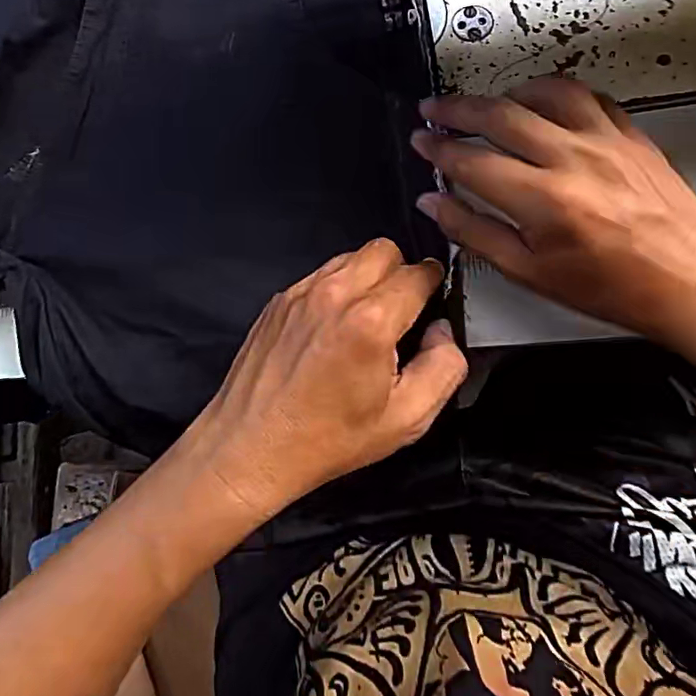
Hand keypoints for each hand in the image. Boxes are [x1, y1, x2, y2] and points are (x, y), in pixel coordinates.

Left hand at [178, 239, 466, 521]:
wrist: (252, 446)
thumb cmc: (329, 438)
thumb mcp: (407, 418)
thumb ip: (443, 367)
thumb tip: (443, 331)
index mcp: (370, 321)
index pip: (418, 274)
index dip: (434, 283)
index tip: (434, 298)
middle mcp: (334, 295)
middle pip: (383, 249)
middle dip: (401, 271)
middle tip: (402, 307)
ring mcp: (301, 293)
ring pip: (349, 256)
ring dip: (367, 276)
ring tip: (366, 317)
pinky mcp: (279, 300)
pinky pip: (319, 274)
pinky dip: (335, 288)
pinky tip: (333, 325)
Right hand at [410, 77, 695, 348]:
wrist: (688, 283)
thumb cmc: (609, 287)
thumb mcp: (527, 272)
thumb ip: (473, 231)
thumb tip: (432, 202)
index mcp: (542, 200)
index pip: (471, 161)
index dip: (438, 148)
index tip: (421, 141)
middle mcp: (572, 159)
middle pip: (499, 115)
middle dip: (456, 108)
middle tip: (433, 109)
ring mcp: (605, 141)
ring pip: (544, 92)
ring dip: (506, 92)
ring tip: (486, 102)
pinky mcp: (630, 135)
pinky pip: (587, 96)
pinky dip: (554, 94)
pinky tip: (542, 105)